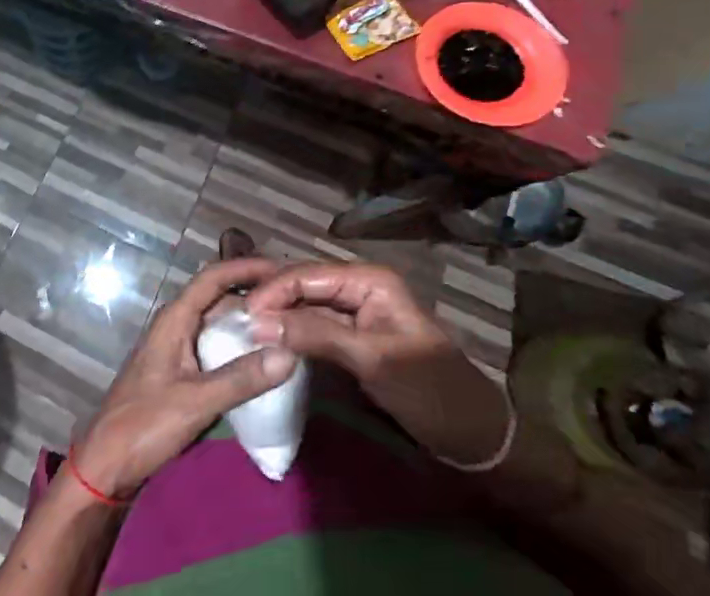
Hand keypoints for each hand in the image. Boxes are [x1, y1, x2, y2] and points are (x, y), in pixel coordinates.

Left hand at [71, 258, 297, 498]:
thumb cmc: (144, 425)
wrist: (107, 464)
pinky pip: (216, 347)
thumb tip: (290, 352)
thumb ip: (241, 378)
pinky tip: (265, 358)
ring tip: (291, 325)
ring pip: (219, 323)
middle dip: (255, 295)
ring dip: (250, 322)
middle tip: (297, 301)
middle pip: (219, 298)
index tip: (283, 269)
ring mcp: (178, 348)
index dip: (246, 267)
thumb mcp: (196, 401)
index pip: (213, 278)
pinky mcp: (182, 371)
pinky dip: (240, 346)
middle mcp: (176, 325)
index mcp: (174, 320)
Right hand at [246, 262, 509, 466]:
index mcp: (369, 279)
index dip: (273, 291)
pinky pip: (313, 325)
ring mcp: (355, 310)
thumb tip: (258, 322)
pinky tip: (269, 340)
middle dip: (270, 300)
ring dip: (277, 315)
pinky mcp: (351, 335)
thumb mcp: (373, 359)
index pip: (308, 275)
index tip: (242, 316)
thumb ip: (316, 335)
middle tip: (236, 322)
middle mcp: (359, 286)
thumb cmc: (430, 390)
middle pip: (302, 284)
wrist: (473, 434)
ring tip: (244, 330)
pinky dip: (291, 332)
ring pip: (304, 304)